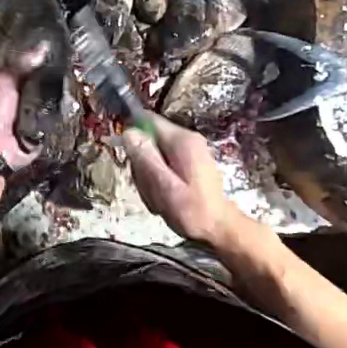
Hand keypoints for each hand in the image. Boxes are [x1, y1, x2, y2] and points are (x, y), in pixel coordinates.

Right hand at [122, 115, 244, 244]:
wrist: (219, 228)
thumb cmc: (193, 211)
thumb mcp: (164, 186)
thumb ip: (146, 158)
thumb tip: (129, 132)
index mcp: (182, 141)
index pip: (148, 119)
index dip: (131, 133)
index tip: (127, 157)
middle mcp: (187, 139)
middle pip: (149, 138)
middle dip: (141, 162)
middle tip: (148, 187)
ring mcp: (189, 150)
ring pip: (153, 153)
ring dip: (148, 175)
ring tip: (158, 196)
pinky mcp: (188, 161)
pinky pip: (162, 163)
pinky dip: (158, 179)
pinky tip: (164, 195)